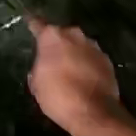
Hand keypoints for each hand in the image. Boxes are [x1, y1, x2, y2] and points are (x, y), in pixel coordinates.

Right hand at [26, 15, 123, 135]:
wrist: (93, 112)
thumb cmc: (58, 96)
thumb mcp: (37, 83)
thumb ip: (39, 65)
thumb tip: (44, 63)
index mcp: (52, 36)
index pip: (38, 24)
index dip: (33, 25)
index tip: (29, 22)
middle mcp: (74, 34)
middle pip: (61, 34)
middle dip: (57, 43)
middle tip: (51, 58)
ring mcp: (93, 45)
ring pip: (78, 44)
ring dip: (74, 53)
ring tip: (69, 69)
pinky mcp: (107, 58)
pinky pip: (91, 57)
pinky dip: (87, 63)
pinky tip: (84, 77)